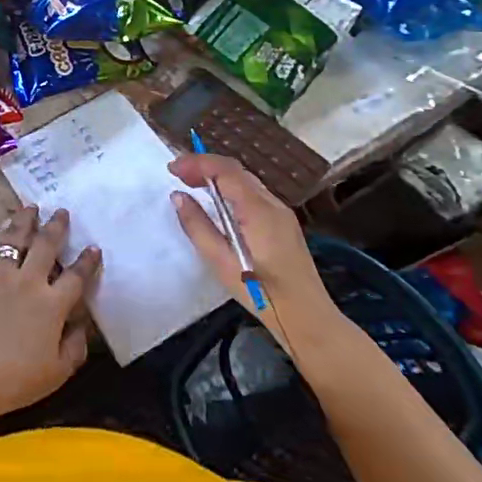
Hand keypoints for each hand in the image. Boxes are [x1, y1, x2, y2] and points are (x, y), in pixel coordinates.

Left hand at [0, 207, 100, 425]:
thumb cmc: (16, 379)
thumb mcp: (58, 372)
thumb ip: (76, 346)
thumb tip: (84, 325)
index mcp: (52, 305)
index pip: (75, 277)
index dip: (87, 262)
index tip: (94, 247)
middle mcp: (28, 281)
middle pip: (45, 245)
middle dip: (56, 226)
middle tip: (61, 212)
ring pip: (14, 238)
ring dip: (23, 220)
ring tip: (30, 208)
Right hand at [170, 155, 332, 330]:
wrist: (309, 319)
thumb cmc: (262, 293)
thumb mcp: (222, 262)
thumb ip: (198, 226)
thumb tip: (178, 196)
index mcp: (258, 209)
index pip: (225, 170)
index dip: (196, 163)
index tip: (172, 168)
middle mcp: (273, 204)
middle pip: (236, 170)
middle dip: (204, 166)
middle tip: (178, 174)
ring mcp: (282, 213)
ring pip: (246, 181)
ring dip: (217, 176)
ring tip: (192, 185)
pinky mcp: (284, 224)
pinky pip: (253, 194)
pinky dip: (230, 189)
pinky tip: (218, 204)